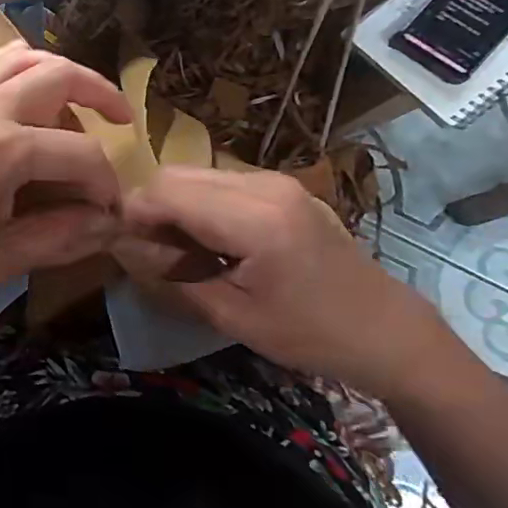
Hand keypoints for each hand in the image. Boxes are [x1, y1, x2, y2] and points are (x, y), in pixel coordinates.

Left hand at [0, 41, 132, 300]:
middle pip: (61, 75)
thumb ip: (62, 236)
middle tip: (121, 119)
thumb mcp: (1, 257)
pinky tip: (30, 96)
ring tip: (79, 102)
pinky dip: (23, 67)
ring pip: (26, 56)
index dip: (105, 181)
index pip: (80, 152)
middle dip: (101, 93)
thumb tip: (108, 223)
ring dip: (63, 72)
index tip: (107, 210)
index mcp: (5, 150)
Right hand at [118, 166, 458, 399]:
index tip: (120, 246)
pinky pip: (221, 181)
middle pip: (177, 174)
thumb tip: (119, 246)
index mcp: (255, 218)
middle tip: (150, 252)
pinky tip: (211, 241)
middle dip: (151, 207)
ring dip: (175, 205)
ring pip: (196, 174)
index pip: (167, 192)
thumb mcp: (234, 315)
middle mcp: (263, 184)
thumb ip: (172, 275)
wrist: (387, 329)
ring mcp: (276, 180)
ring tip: (180, 250)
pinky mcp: (282, 186)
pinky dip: (200, 204)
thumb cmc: (311, 334)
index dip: (133, 214)